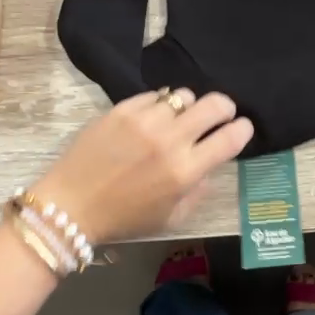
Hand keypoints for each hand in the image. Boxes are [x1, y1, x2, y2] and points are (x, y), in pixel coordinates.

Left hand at [32, 90, 252, 243]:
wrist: (71, 205)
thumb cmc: (123, 219)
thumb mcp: (171, 217)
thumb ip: (198, 190)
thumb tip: (210, 164)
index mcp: (185, 172)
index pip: (231, 138)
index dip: (243, 129)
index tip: (242, 128)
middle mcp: (170, 141)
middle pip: (215, 105)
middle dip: (224, 107)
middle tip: (220, 114)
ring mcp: (145, 121)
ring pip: (184, 96)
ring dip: (187, 107)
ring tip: (178, 118)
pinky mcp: (123, 109)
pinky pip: (155, 95)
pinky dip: (160, 105)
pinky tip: (151, 118)